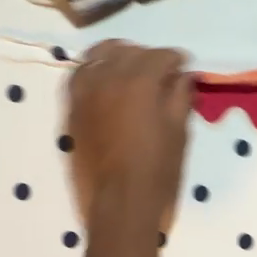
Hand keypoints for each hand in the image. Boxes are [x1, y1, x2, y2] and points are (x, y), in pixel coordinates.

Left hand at [65, 41, 193, 227]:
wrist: (120, 205)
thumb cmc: (157, 173)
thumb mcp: (178, 135)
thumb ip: (180, 100)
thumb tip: (183, 77)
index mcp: (140, 83)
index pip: (160, 56)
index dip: (175, 59)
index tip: (185, 65)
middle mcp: (108, 78)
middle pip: (129, 52)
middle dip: (148, 56)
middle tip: (162, 71)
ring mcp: (85, 92)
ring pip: (98, 56)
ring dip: (118, 55)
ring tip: (130, 68)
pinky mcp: (71, 109)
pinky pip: (78, 75)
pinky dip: (92, 69)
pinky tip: (102, 78)